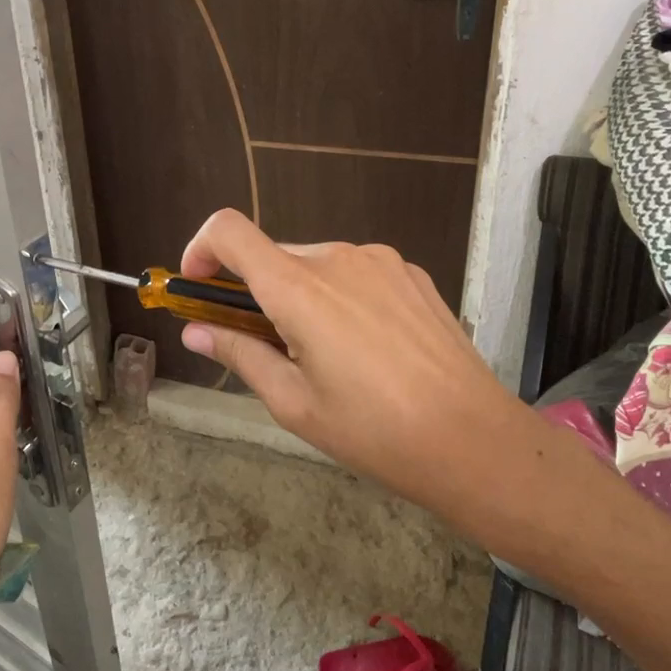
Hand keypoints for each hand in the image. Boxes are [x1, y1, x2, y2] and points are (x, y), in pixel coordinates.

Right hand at [177, 209, 555, 543]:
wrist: (475, 440)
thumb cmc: (373, 431)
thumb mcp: (293, 403)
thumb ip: (240, 354)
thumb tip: (195, 330)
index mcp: (298, 288)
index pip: (229, 230)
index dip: (201, 249)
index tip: (199, 287)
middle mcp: (337, 257)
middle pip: (272, 255)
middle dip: (254, 293)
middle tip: (266, 348)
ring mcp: (380, 260)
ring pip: (315, 265)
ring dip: (300, 297)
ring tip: (327, 358)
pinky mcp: (411, 273)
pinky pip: (355, 273)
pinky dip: (340, 298)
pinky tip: (369, 350)